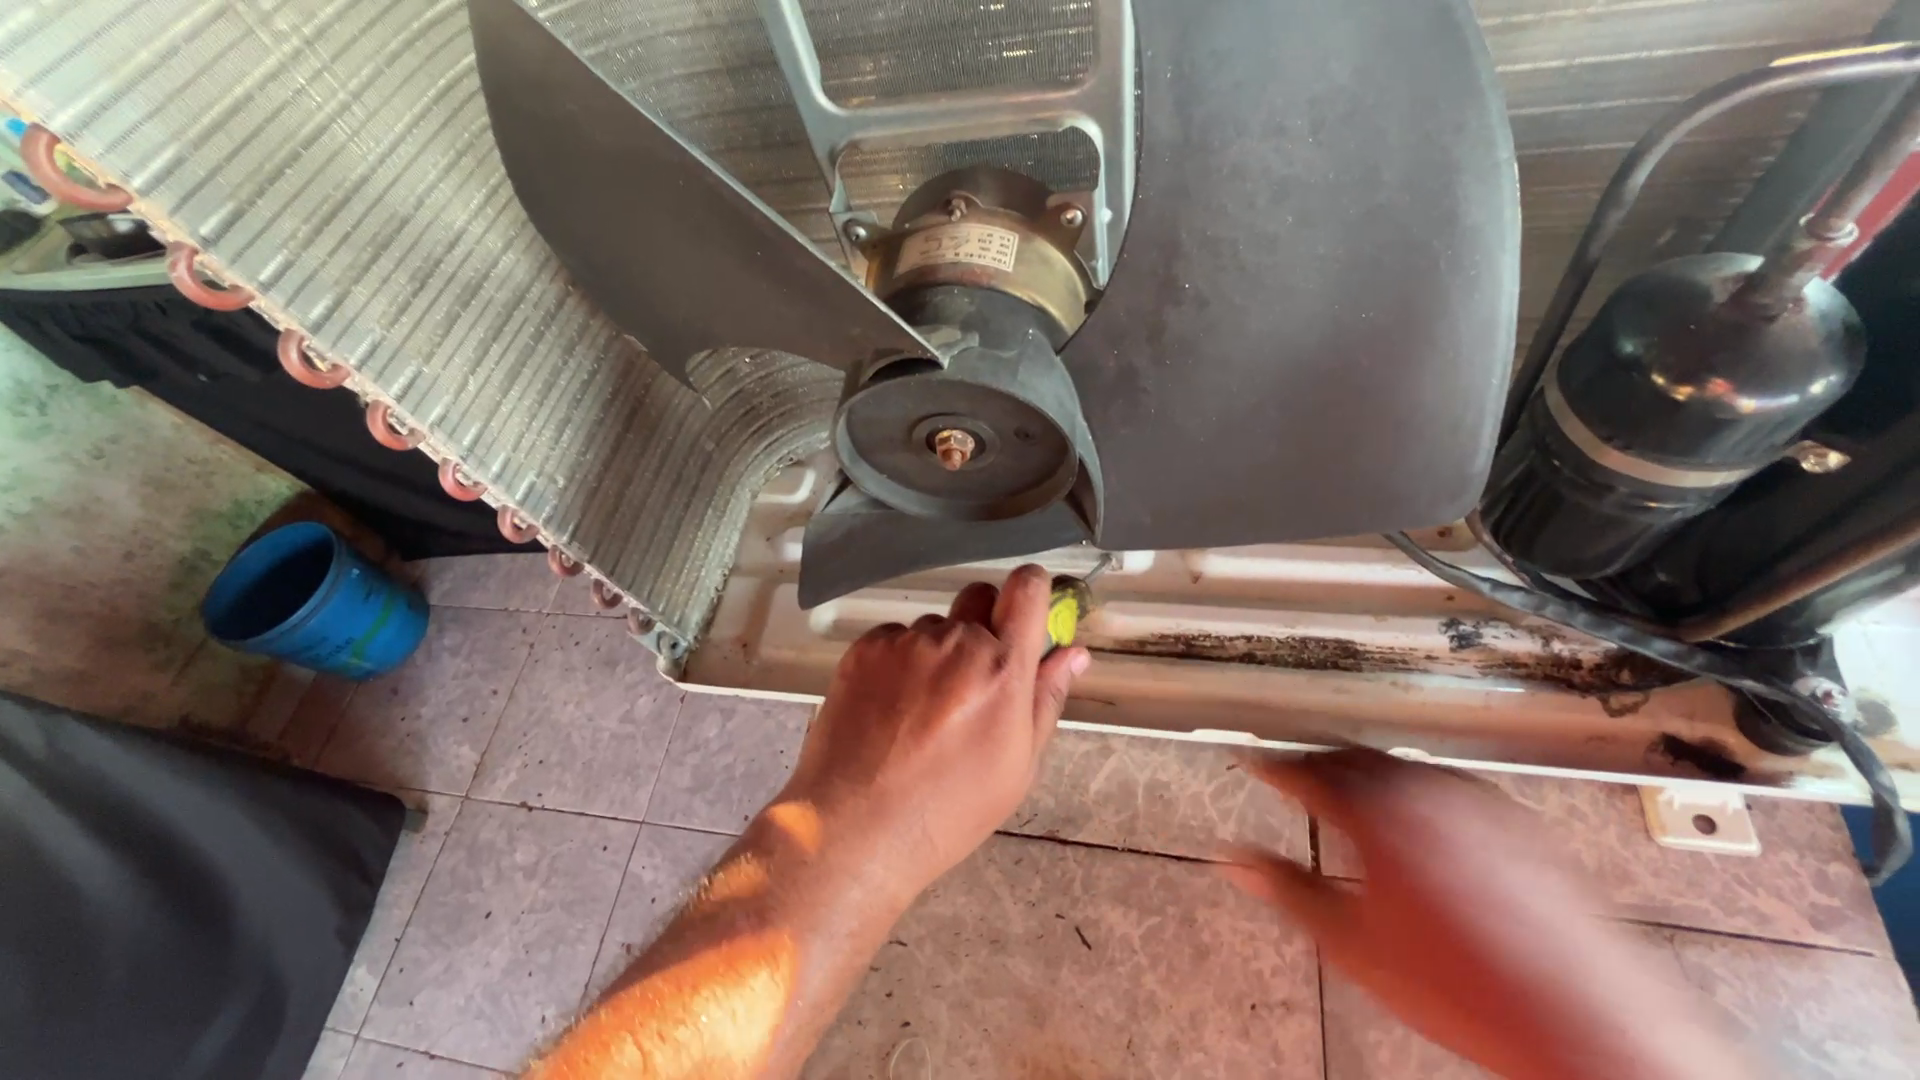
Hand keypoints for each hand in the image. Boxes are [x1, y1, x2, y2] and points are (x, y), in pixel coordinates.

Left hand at [779, 565, 1089, 905]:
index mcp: (1002, 669)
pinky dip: (898, 661)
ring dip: (938, 651)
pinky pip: (894, 637)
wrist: (855, 829)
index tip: (1028, 613)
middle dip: (983, 627)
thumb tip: (1074, 653)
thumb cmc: (950, 810)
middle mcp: (954, 642)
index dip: (1032, 590)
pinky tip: (888, 707)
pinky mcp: (863, 648)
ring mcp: (904, 642)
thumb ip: (1047, 698)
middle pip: (979, 599)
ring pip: (935, 625)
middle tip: (971, 679)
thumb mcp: (1018, 765)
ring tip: (920, 709)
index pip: (1027, 588)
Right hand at [1223, 750, 1756, 1079]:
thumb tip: (1236, 861)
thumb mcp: (1351, 944)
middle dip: (1321, 764)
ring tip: (1350, 795)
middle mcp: (1426, 793)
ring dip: (1370, 775)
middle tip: (1297, 776)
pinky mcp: (1518, 823)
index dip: (1276, 768)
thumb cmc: (1456, 984)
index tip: (1257, 765)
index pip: (1310, 774)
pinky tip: (1417, 822)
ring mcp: (1477, 803)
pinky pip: (1448, 787)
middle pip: (1358, 759)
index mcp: (1379, 814)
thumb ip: (1289, 891)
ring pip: (1405, 769)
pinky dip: (1417, 792)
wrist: (1579, 1019)